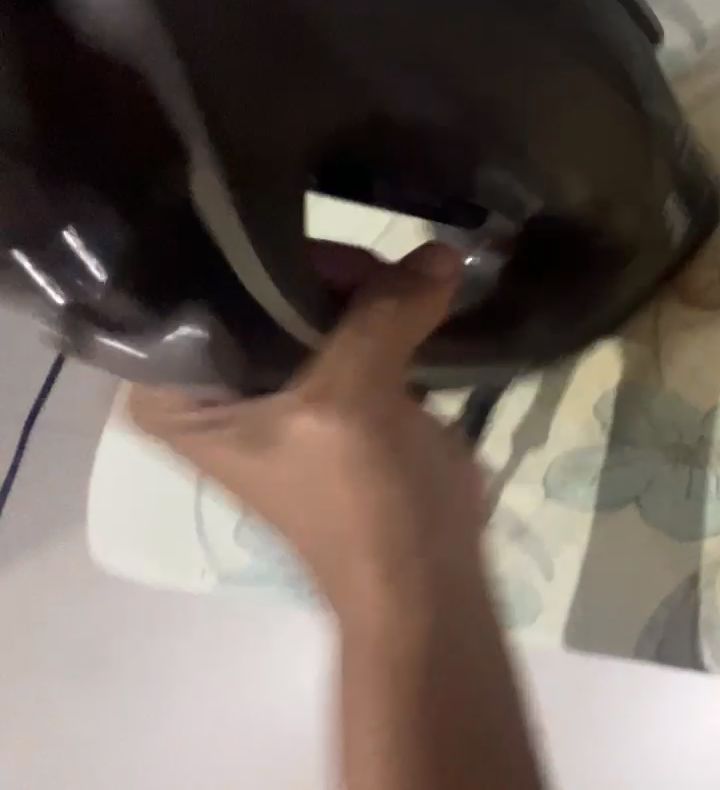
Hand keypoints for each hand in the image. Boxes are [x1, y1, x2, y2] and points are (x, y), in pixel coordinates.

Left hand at [129, 244, 485, 620]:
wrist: (422, 563)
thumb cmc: (359, 498)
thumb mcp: (351, 402)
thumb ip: (384, 318)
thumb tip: (444, 251)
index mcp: (183, 388)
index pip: (209, 288)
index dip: (278, 259)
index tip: (353, 255)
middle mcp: (228, 377)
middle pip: (278, 288)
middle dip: (345, 274)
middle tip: (406, 274)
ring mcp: (295, 383)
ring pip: (334, 304)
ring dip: (385, 289)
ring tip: (431, 283)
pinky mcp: (356, 388)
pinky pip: (373, 327)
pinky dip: (406, 309)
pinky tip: (437, 298)